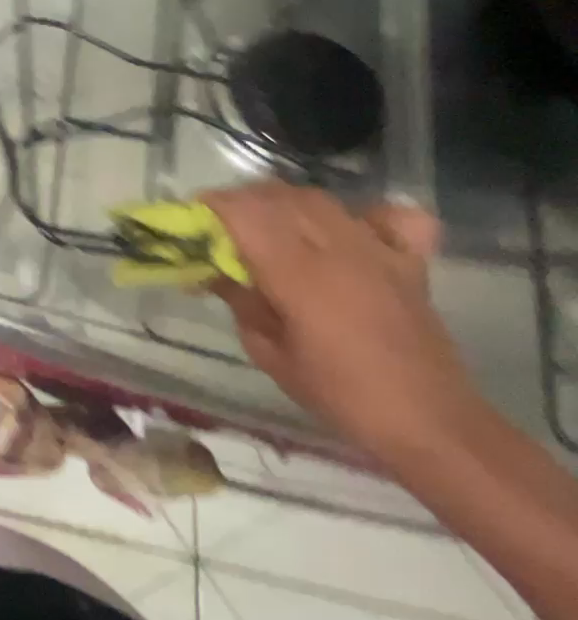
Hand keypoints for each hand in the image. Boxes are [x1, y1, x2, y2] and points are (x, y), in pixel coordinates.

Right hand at [201, 182, 484, 458]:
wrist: (428, 422)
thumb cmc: (338, 393)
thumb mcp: (267, 352)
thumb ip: (240, 302)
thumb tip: (214, 272)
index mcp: (298, 274)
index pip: (245, 213)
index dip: (212, 206)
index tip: (191, 218)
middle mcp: (338, 252)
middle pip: (279, 198)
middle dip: (241, 201)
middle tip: (219, 225)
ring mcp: (380, 254)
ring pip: (321, 201)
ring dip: (285, 202)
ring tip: (267, 224)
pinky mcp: (411, 265)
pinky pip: (391, 218)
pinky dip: (364, 214)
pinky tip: (346, 230)